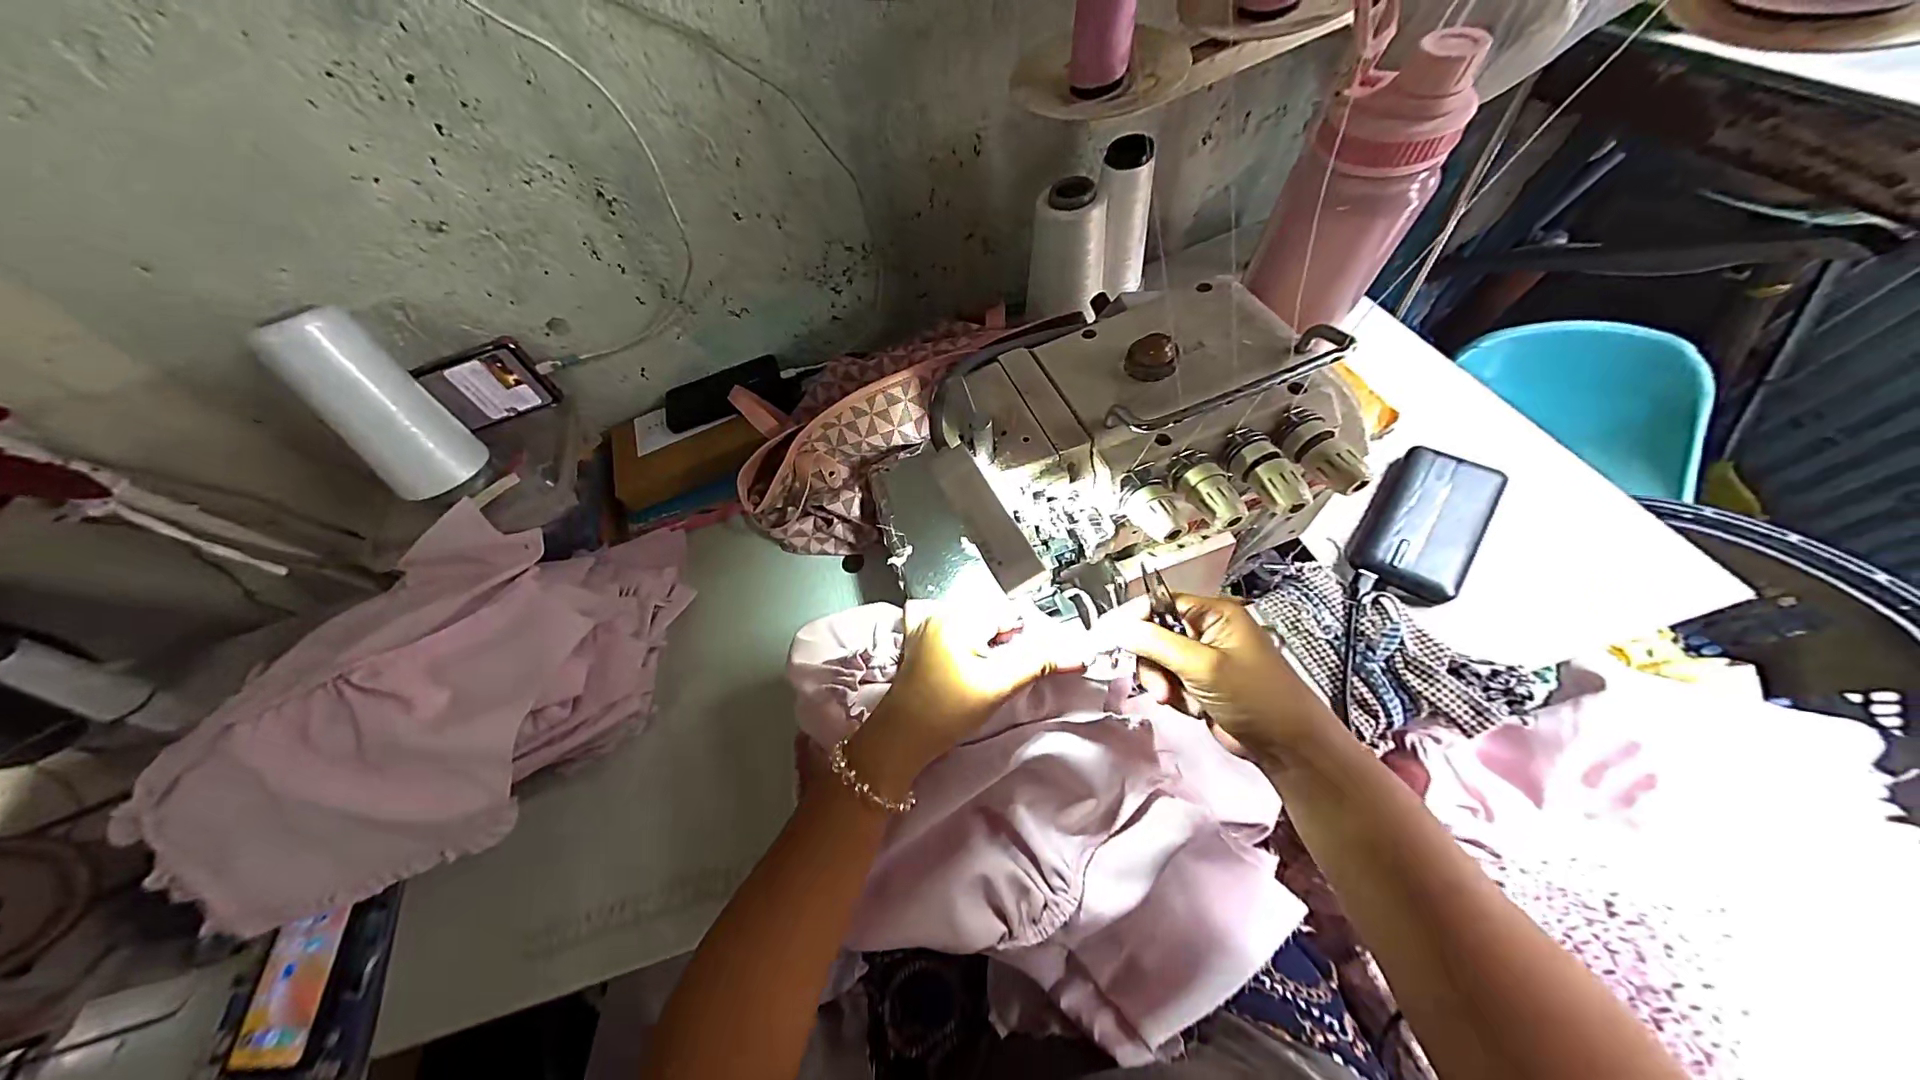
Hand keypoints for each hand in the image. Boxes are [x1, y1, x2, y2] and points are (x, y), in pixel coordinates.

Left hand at [849, 600, 1078, 798]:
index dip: (1030, 634)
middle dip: (1010, 639)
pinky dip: (973, 644)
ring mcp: (928, 624)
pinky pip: (959, 632)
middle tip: (1009, 670)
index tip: (1036, 658)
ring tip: (989, 673)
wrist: (900, 738)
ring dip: (992, 643)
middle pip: (994, 615)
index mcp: (959, 614)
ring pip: (978, 624)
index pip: (1012, 611)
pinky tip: (973, 666)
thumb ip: (1039, 662)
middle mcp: (941, 611)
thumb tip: (1079, 652)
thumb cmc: (946, 711)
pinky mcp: (922, 640)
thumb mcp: (999, 685)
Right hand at [1095, 593, 1344, 761]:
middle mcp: (1207, 631)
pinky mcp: (1199, 684)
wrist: (1286, 746)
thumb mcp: (1202, 665)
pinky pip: (1168, 682)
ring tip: (1178, 699)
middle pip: (1154, 634)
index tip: (1110, 634)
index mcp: (1214, 613)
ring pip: (1157, 661)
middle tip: (1161, 684)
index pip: (1160, 603)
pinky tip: (1193, 708)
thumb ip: (1156, 643)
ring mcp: (1203, 659)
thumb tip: (1118, 626)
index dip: (1134, 618)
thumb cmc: (1257, 697)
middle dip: (1153, 661)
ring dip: (1162, 682)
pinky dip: (1173, 696)